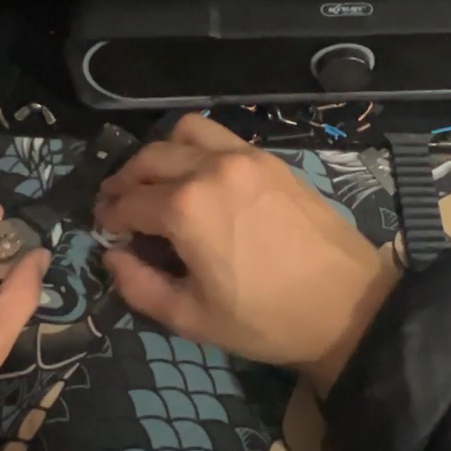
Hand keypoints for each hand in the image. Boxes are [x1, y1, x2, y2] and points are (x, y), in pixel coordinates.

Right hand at [94, 115, 398, 394]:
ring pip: (184, 132)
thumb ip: (139, 286)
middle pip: (148, 158)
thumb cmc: (266, 318)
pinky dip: (197, 147)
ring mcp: (243, 157)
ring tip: (160, 183)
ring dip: (161, 153)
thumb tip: (113, 256)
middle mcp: (210, 168)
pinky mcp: (269, 158)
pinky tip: (200, 177)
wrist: (346, 302)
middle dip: (125, 181)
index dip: (108, 216)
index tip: (105, 229)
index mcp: (186, 208)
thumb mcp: (192, 317)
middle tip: (120, 206)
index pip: (128, 201)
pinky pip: (220, 136)